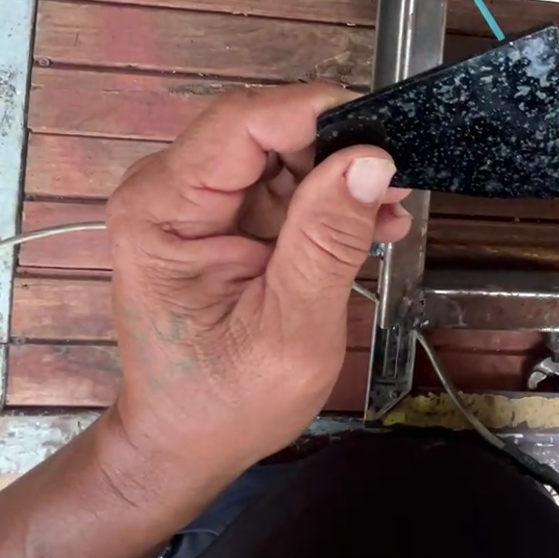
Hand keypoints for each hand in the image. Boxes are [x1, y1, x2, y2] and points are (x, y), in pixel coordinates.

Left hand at [106, 83, 413, 488]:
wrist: (184, 444)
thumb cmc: (226, 402)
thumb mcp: (291, 330)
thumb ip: (327, 240)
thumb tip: (371, 158)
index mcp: (164, 209)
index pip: (242, 122)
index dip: (315, 114)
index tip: (383, 135)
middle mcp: (167, 187)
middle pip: (261, 129)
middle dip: (333, 147)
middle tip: (394, 181)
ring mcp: (192, 198)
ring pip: (279, 149)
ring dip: (337, 173)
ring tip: (387, 210)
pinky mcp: (218, 212)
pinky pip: (280, 179)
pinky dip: (326, 195)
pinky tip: (368, 223)